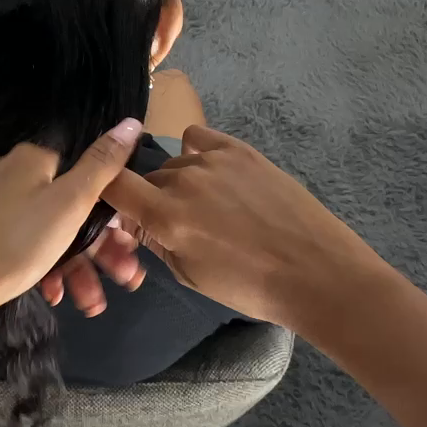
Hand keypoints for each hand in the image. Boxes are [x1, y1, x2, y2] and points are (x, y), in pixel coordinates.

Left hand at [0, 118, 144, 337]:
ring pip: (52, 230)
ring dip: (79, 266)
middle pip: (72, 205)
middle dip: (101, 247)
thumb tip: (131, 121)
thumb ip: (102, 163)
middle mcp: (14, 172)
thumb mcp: (69, 202)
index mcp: (35, 157)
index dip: (113, 204)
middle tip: (124, 279)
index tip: (130, 239)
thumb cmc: (17, 240)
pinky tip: (56, 294)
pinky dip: (47, 266)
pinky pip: (27, 242)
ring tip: (93, 303)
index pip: (86, 168)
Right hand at [101, 124, 386, 328]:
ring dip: (178, 181)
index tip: (119, 209)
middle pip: (147, 178)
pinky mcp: (241, 149)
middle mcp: (184, 179)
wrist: (317, 271)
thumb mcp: (193, 276)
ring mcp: (214, 160)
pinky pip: (199, 138)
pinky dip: (197, 152)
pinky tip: (214, 173)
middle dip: (150, 198)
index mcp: (167, 216)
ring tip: (208, 205)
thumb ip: (159, 244)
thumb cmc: (252, 287)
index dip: (108, 195)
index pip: (112, 185)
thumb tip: (142, 225)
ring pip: (175, 162)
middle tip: (173, 221)